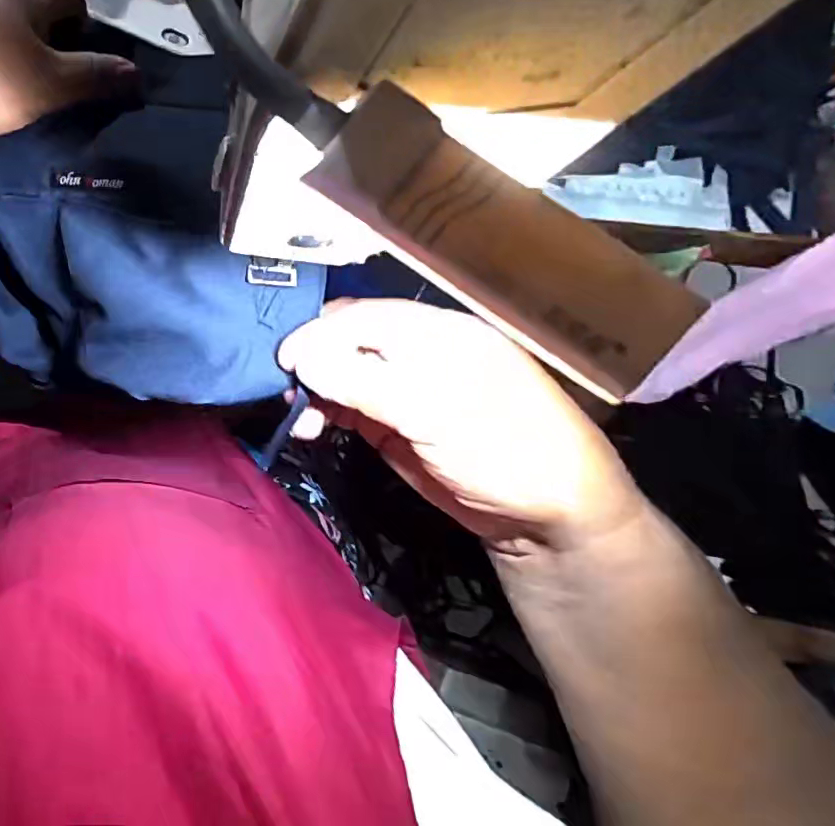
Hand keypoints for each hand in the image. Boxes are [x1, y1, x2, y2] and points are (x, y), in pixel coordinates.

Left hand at [0, 0, 138, 149]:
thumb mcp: (49, 83)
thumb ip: (95, 76)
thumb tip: (133, 71)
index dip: (95, 26)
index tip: (98, 64)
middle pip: (46, 12)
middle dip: (66, 46)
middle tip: (75, 86)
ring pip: (17, 31)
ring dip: (35, 59)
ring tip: (42, 96)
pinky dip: (5, 66)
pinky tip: (4, 95)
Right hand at [278, 300, 644, 555]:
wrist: (549, 517)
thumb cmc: (504, 447)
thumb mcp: (435, 411)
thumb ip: (364, 381)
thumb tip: (302, 359)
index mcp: (433, 330)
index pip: (362, 317)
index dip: (319, 335)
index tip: (285, 362)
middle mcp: (415, 351)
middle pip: (346, 342)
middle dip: (311, 362)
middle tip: (287, 393)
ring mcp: (403, 389)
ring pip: (342, 375)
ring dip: (315, 392)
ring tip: (298, 419)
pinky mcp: (395, 424)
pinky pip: (349, 407)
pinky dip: (326, 414)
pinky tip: (312, 427)